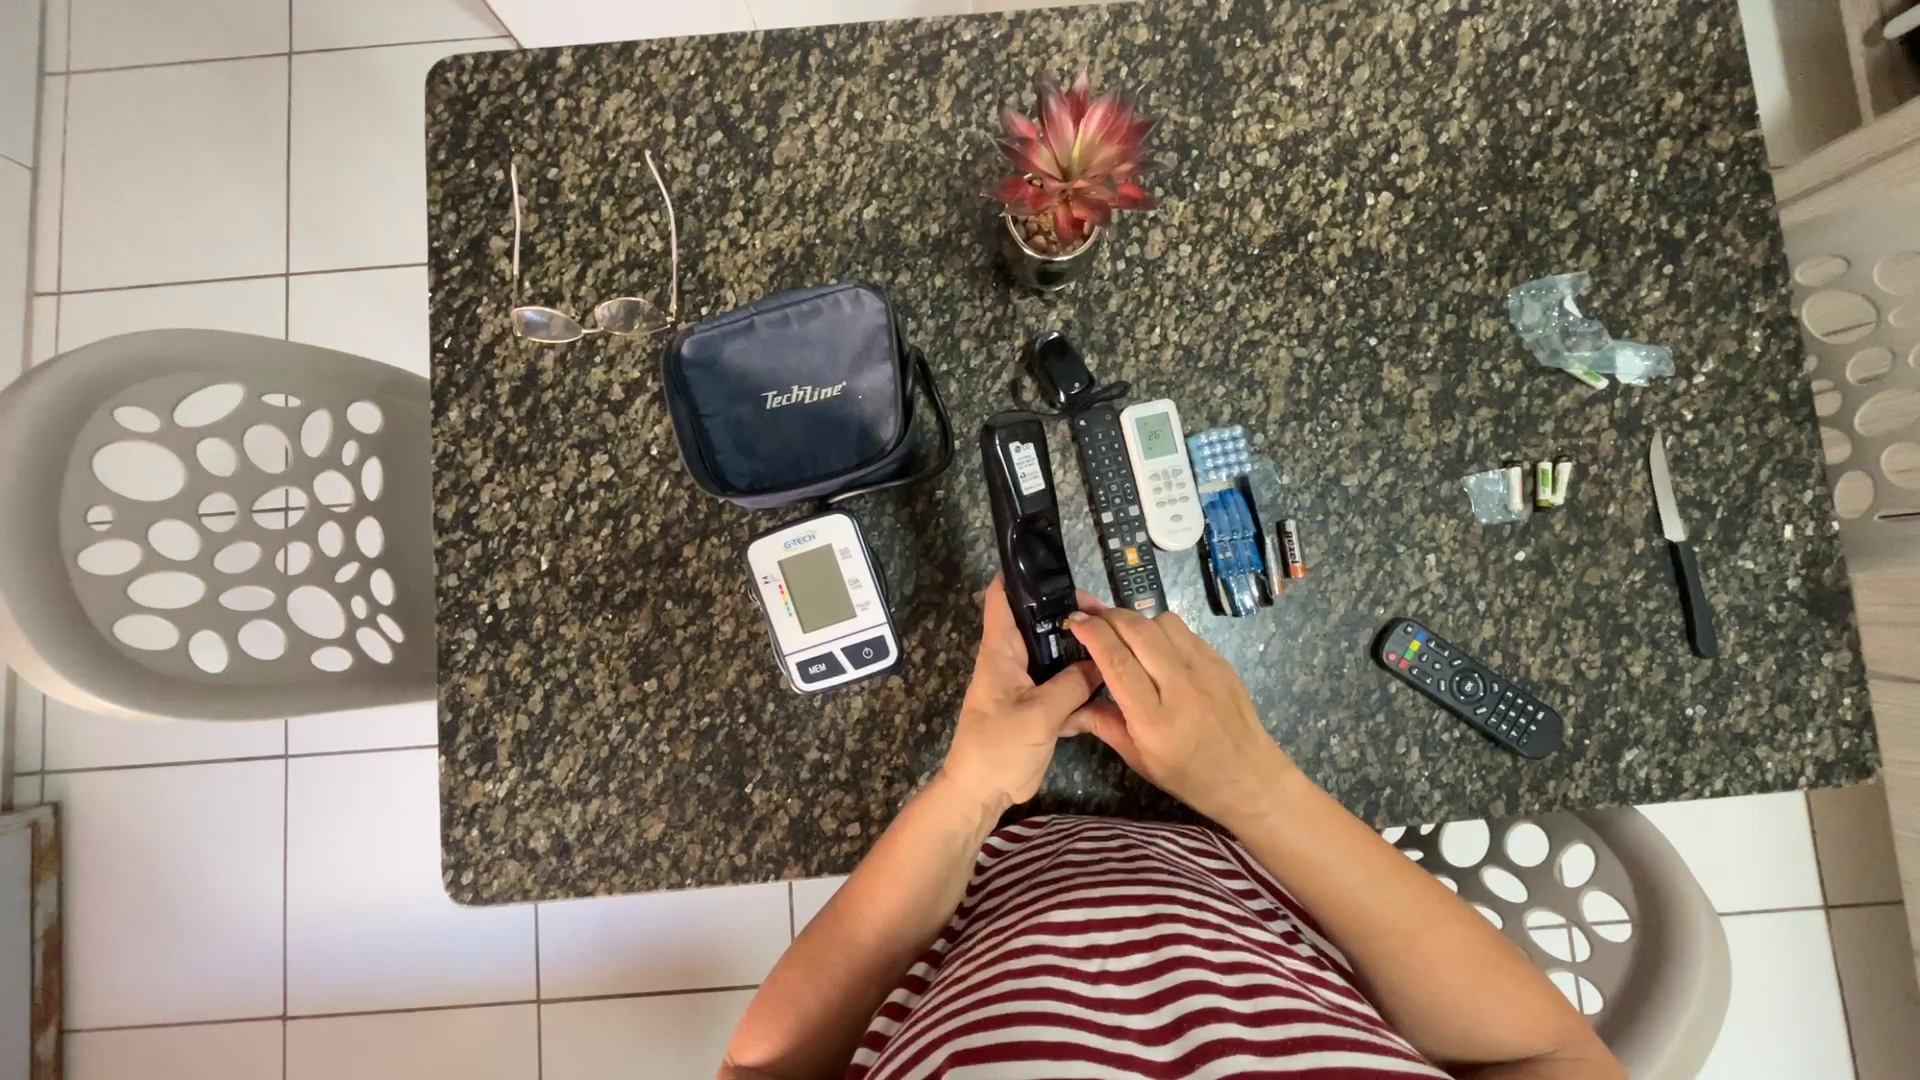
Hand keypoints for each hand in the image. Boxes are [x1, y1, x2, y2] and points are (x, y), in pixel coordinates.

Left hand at [938, 574, 1103, 814]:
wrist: (981, 792)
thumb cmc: (998, 746)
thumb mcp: (1040, 715)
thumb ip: (1073, 685)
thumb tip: (1102, 662)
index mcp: (1001, 651)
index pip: (1001, 598)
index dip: (1019, 575)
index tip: (1051, 563)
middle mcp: (1012, 659)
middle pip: (1039, 623)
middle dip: (1069, 615)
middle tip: (1108, 612)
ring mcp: (1025, 682)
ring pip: (1055, 654)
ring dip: (1079, 651)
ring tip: (1116, 642)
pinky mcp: (1037, 705)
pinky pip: (1062, 684)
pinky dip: (1081, 683)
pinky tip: (1108, 684)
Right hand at [1065, 606, 1297, 828]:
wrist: (1249, 777)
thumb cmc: (1188, 774)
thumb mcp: (1138, 758)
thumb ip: (1101, 723)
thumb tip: (1063, 710)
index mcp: (1154, 718)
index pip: (1117, 661)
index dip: (1093, 634)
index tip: (1075, 620)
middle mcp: (1180, 686)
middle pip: (1137, 631)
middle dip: (1108, 616)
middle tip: (1088, 613)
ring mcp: (1204, 669)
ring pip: (1161, 622)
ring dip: (1134, 620)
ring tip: (1120, 630)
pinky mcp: (1219, 660)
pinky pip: (1183, 630)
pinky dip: (1159, 628)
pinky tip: (1152, 643)